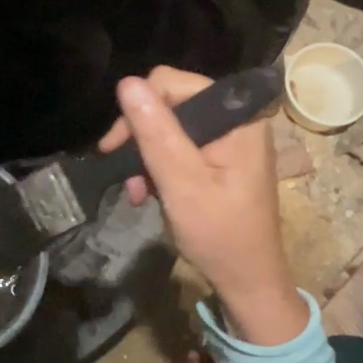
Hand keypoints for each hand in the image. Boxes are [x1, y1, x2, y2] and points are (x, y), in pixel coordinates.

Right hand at [99, 66, 307, 344]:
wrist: (249, 280)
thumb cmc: (219, 234)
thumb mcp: (181, 183)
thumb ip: (156, 132)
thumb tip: (128, 83)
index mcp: (237, 118)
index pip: (174, 84)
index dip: (139, 108)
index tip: (114, 148)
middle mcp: (238, 119)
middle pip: (173, 103)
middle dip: (142, 138)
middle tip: (125, 177)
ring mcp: (232, 140)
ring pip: (173, 127)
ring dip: (148, 157)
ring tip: (137, 194)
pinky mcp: (224, 159)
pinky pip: (184, 147)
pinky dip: (162, 168)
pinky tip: (150, 194)